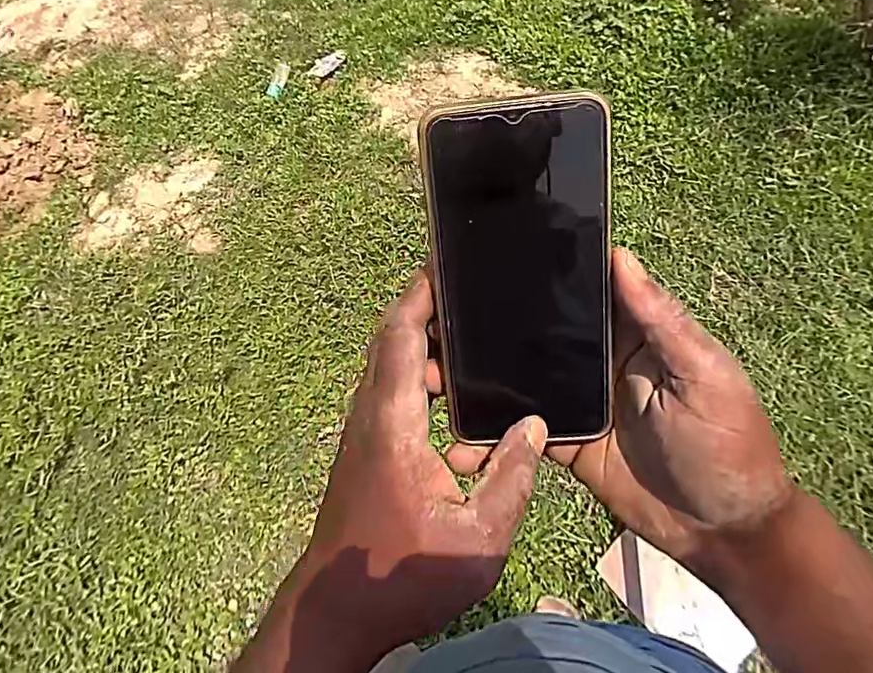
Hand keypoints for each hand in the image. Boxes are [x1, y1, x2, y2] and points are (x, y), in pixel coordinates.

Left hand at [235, 272, 547, 671]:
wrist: (338, 606)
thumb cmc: (404, 574)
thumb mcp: (478, 539)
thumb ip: (512, 479)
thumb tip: (533, 426)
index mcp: (394, 420)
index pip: (400, 337)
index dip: (418, 296)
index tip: (440, 265)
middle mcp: (371, 411)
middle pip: (391, 338)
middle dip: (423, 307)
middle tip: (466, 295)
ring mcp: (364, 425)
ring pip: (388, 360)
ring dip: (420, 339)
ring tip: (466, 334)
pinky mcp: (366, 440)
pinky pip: (390, 384)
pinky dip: (416, 367)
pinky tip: (451, 387)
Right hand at [445, 248, 791, 568]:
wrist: (725, 533)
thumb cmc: (730, 444)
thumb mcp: (704, 376)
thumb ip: (662, 320)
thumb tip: (621, 255)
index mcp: (626, 328)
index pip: (575, 286)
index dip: (536, 269)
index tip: (483, 252)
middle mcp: (592, 354)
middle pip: (533, 327)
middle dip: (487, 319)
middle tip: (434, 311)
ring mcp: (573, 396)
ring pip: (515, 373)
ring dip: (477, 373)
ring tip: (430, 370)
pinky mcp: (561, 438)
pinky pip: (518, 425)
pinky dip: (488, 432)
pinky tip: (458, 438)